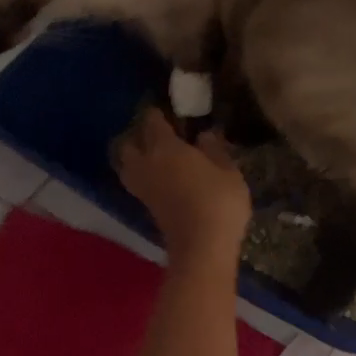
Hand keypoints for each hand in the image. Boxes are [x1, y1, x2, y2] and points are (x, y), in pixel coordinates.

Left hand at [112, 106, 251, 258]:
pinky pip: (136, 178)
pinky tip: (160, 174)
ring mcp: (142, 185)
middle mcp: (146, 162)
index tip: (170, 109)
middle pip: (130, 141)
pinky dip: (143, 172)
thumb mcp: (229, 171)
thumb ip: (215, 149)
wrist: (202, 245)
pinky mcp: (145, 204)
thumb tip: (204, 134)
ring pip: (127, 162)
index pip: (153, 121)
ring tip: (156, 154)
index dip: (159, 112)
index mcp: (165, 147)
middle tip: (161, 133)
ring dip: (136, 154)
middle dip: (141, 134)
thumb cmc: (219, 201)